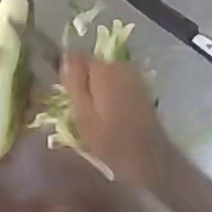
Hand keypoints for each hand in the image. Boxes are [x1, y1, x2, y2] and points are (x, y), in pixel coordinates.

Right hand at [61, 51, 178, 189]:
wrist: (147, 156)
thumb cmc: (109, 140)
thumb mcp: (82, 113)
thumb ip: (74, 82)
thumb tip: (65, 55)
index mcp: (103, 71)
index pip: (77, 58)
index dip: (69, 74)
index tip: (66, 94)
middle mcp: (121, 67)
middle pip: (93, 65)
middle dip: (84, 81)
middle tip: (79, 108)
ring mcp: (134, 77)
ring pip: (105, 75)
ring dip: (97, 88)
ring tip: (94, 112)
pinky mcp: (141, 88)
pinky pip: (117, 83)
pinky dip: (110, 93)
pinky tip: (109, 113)